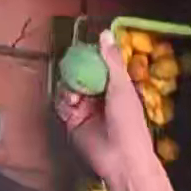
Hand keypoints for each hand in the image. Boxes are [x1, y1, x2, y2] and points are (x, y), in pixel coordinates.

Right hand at [55, 29, 179, 190]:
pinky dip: (64, 103)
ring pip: (68, 88)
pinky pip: (61, 105)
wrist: (121, 158)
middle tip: (71, 69)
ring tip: (75, 95)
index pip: (97, 66)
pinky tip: (71, 105)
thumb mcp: (122, 86)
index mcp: (114, 87)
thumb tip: (104, 33)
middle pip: (80, 76)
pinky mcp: (72, 122)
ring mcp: (84, 109)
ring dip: (69, 88)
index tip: (80, 49)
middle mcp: (98, 96)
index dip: (88, 57)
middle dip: (75, 72)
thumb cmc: (128, 121)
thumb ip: (111, 60)